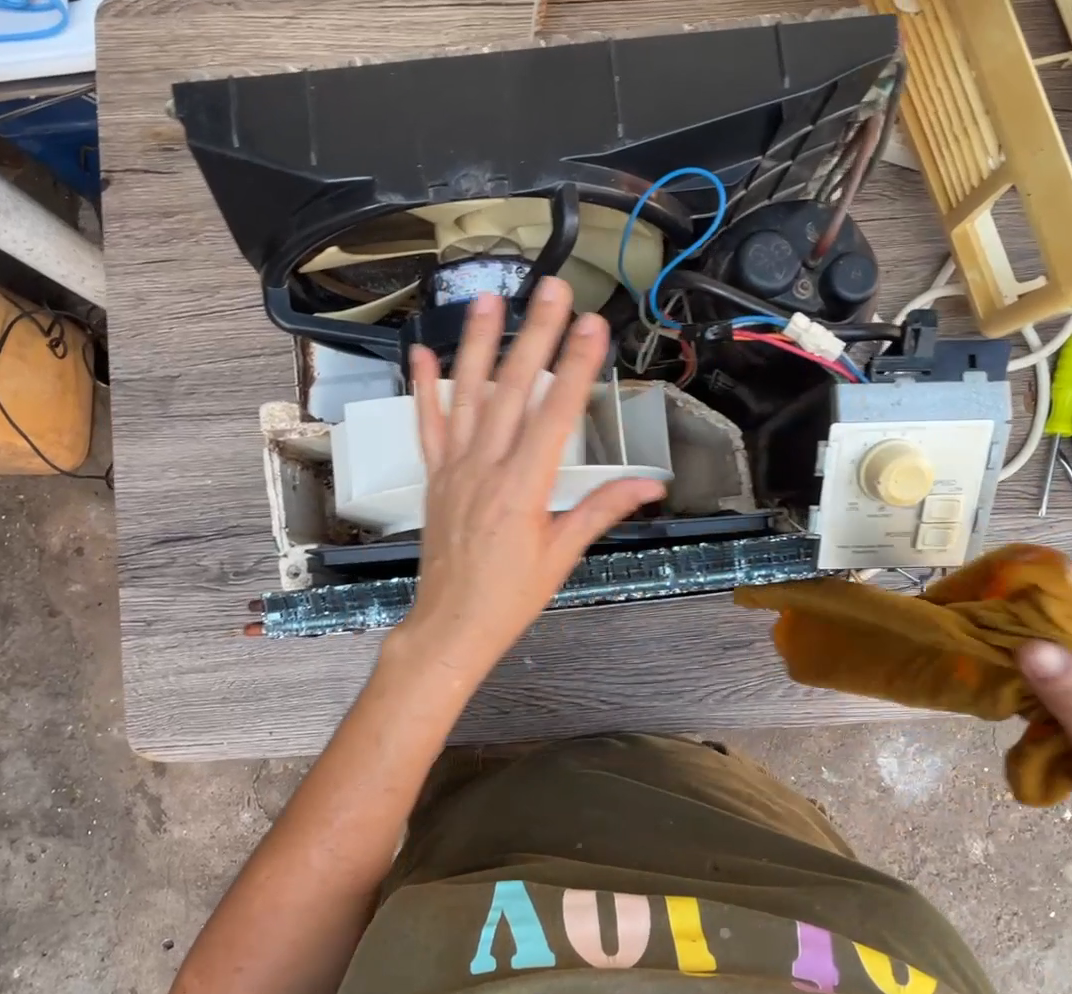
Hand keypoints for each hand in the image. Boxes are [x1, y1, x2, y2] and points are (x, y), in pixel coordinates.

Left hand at [389, 280, 666, 680]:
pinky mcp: (435, 477)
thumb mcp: (562, 556)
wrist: (451, 624)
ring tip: (489, 299)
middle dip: (536, 336)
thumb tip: (649, 484)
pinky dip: (425, 389)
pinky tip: (422, 353)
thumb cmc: (509, 597)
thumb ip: (601, 511)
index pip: (556, 415)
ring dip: (480, 344)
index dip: (577, 367)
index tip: (591, 325)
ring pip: (468, 396)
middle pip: (513, 390)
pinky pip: (428, 426)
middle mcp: (484, 469)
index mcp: (522, 488)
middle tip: (551, 290)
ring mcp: (455, 469)